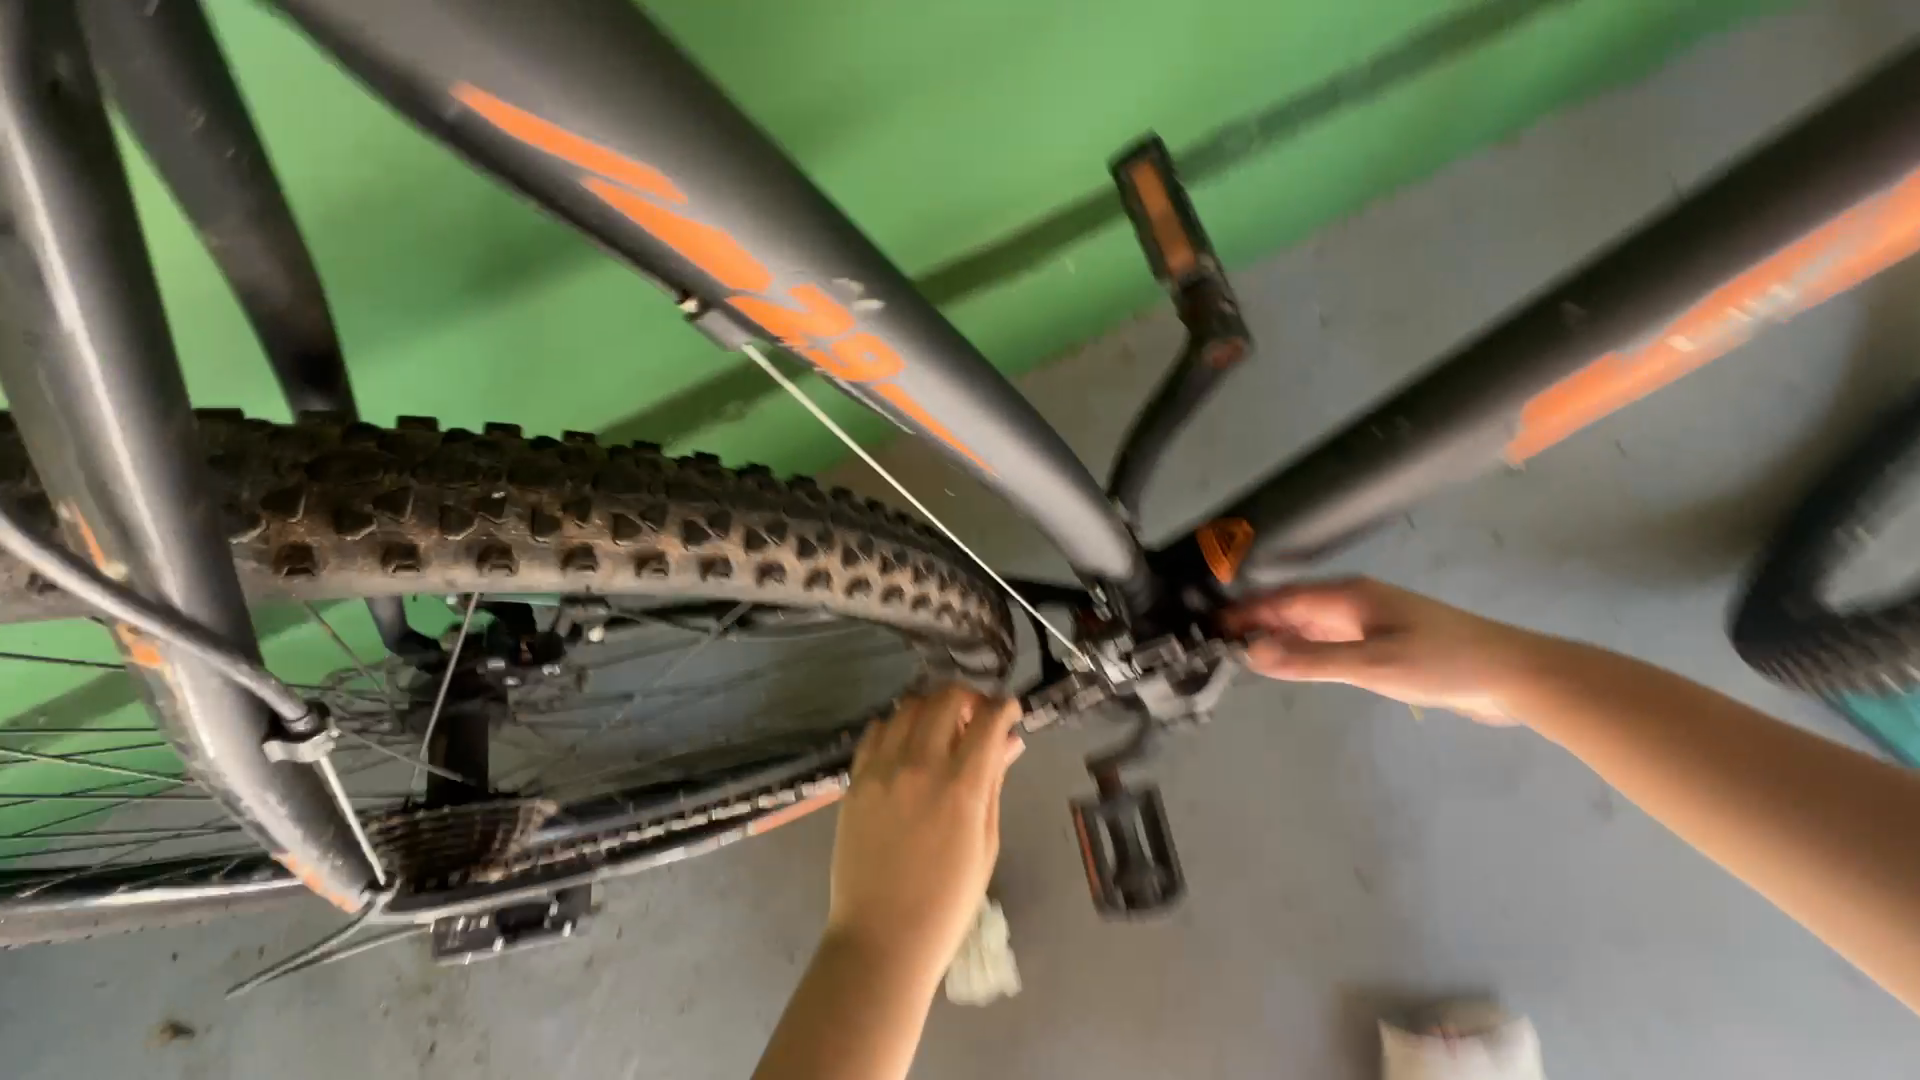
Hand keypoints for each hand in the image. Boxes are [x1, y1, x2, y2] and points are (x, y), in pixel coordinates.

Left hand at [824, 685, 1024, 985]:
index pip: (988, 720)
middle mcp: (920, 766)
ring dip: (931, 707)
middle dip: (968, 698)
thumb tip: (1008, 742)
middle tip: (975, 717)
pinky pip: (876, 731)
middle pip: (946, 699)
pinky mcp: (855, 781)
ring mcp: (882, 770)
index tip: (1009, 710)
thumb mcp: (985, 843)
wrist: (882, 937)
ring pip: (908, 707)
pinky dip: (897, 726)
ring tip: (941, 728)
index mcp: (961, 787)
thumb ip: (993, 783)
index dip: (1004, 706)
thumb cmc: (947, 901)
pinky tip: (906, 745)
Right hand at [1222, 577, 1544, 723]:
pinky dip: (1303, 649)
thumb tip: (1251, 651)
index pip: (1282, 599)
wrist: (1515, 676)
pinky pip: (1329, 642)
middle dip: (1255, 621)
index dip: (1244, 611)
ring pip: (1310, 625)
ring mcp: (1370, 623)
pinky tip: (1291, 663)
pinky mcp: (1383, 644)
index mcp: (1349, 596)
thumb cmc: (1443, 663)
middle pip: (1292, 608)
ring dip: (1277, 636)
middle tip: (1216, 643)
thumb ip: (1309, 660)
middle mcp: (1354, 603)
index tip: (1209, 625)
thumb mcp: (1372, 665)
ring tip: (1242, 653)